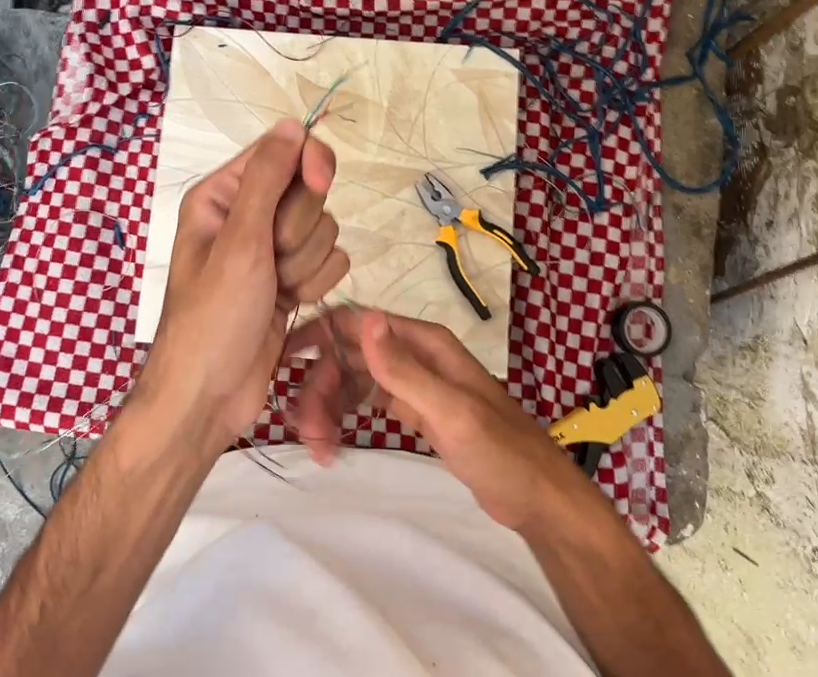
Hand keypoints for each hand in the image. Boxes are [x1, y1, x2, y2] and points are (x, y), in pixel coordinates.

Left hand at [135, 119, 348, 452]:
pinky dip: (316, 283)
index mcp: (223, 195)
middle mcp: (248, 217)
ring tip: (274, 292)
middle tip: (270, 262)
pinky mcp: (292, 281)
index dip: (307, 164)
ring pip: (325, 229)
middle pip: (310, 193)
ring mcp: (272, 251)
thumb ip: (267, 179)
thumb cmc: (213, 317)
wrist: (210, 396)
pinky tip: (291, 306)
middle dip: (299, 231)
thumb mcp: (239, 242)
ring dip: (307, 264)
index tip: (318, 182)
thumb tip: (293, 124)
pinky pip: (330, 261)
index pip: (283, 152)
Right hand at [284, 306, 593, 532]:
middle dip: (320, 388)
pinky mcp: (413, 410)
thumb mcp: (450, 412)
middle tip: (306, 433)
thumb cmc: (500, 452)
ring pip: (354, 380)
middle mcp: (415, 354)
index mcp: (424, 343)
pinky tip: (332, 443)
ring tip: (319, 448)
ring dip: (329, 406)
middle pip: (348, 355)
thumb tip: (364, 319)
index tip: (281, 361)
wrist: (536, 498)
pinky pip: (366, 402)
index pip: (357, 323)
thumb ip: (404, 369)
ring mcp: (413, 383)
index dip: (317, 337)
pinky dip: (345, 417)